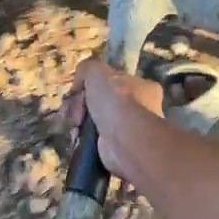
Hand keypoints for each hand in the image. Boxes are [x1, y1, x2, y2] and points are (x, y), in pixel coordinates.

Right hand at [66, 58, 164, 186]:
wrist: (123, 140)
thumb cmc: (116, 100)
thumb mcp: (97, 71)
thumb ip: (87, 69)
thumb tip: (80, 80)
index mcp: (145, 88)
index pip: (118, 81)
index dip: (98, 83)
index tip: (81, 88)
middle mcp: (142, 110)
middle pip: (105, 101)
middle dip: (84, 104)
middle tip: (73, 107)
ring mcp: (129, 131)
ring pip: (98, 120)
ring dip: (81, 120)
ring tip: (73, 121)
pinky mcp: (117, 150)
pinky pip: (96, 139)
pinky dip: (83, 137)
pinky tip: (76, 134)